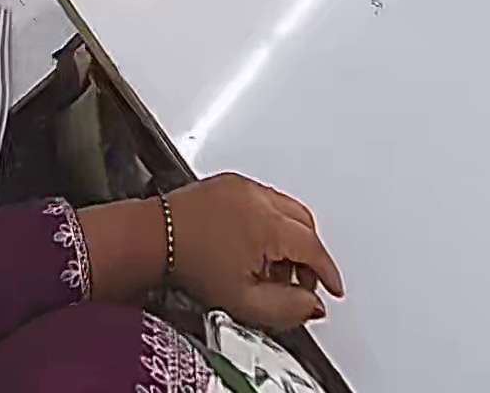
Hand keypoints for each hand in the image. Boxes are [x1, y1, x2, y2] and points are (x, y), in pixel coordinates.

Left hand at [166, 173, 343, 329]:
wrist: (157, 235)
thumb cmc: (192, 262)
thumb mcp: (245, 301)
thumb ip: (287, 307)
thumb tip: (312, 305)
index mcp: (266, 222)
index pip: (312, 245)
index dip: (327, 271)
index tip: (332, 287)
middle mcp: (257, 196)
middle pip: (303, 222)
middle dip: (310, 253)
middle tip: (303, 281)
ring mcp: (243, 185)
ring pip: (285, 207)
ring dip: (290, 236)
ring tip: (271, 267)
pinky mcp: (230, 181)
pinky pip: (265, 198)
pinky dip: (271, 220)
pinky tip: (254, 245)